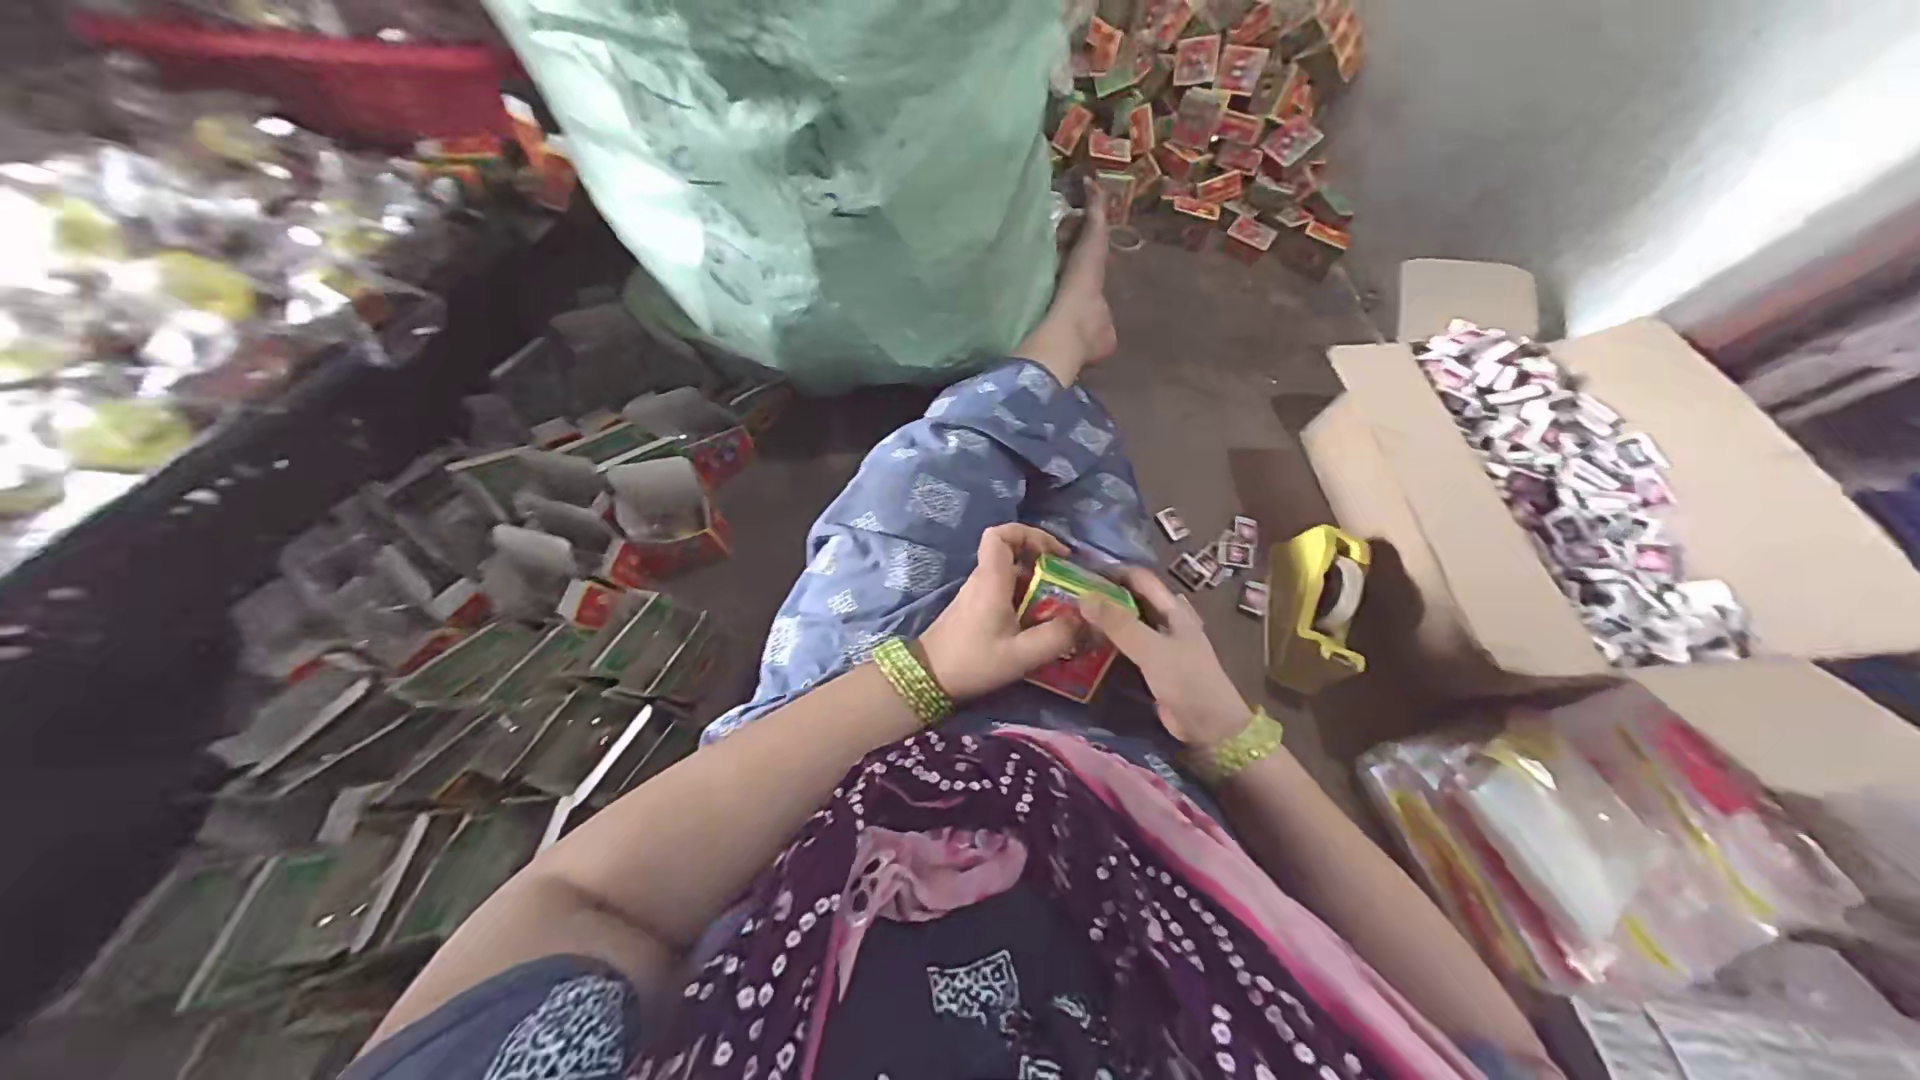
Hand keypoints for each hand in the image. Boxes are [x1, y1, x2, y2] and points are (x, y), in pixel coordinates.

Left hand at [918, 524, 1081, 701]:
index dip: (1028, 534)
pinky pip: (1004, 590)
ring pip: (1009, 573)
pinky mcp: (975, 608)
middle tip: (1067, 580)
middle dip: (1042, 560)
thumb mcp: (1020, 655)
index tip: (1054, 553)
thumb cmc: (973, 662)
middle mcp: (982, 579)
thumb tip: (1084, 620)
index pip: (1000, 534)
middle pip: (1011, 552)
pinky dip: (1024, 597)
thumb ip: (1056, 637)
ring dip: (1036, 581)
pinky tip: (1039, 621)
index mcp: (991, 580)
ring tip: (1061, 603)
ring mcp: (977, 593)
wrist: (929, 678)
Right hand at [1078, 568, 1252, 749]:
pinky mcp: (1154, 666)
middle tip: (1071, 595)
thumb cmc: (1186, 680)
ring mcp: (1161, 644)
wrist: (1210, 727)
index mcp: (1174, 609)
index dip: (1114, 571)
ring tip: (1074, 616)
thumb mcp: (1151, 648)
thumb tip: (1083, 596)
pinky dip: (1111, 641)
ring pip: (1130, 623)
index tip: (1081, 572)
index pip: (1141, 578)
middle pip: (1134, 599)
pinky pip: (1128, 646)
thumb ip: (1119, 623)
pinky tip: (1090, 643)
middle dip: (1107, 595)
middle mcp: (1168, 621)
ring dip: (1107, 619)